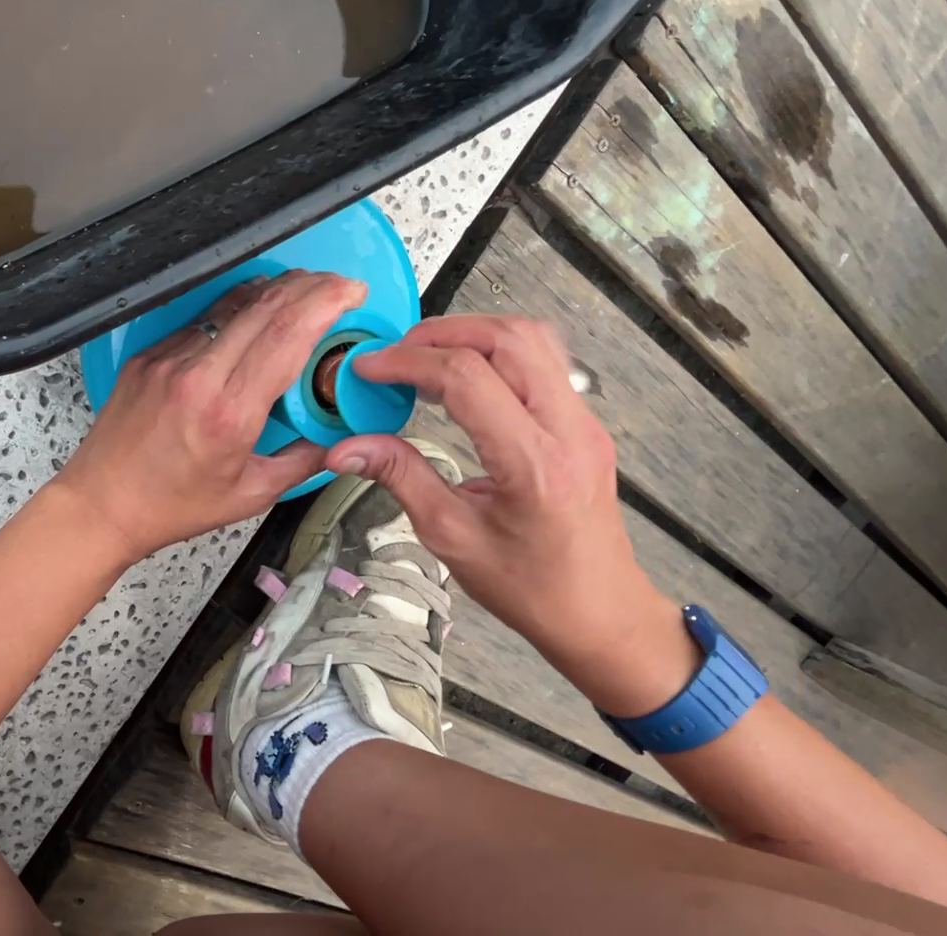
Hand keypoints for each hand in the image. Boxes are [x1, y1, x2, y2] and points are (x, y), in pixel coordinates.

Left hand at [54, 271, 366, 561]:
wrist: (103, 503)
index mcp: (229, 412)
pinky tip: (252, 316)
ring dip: (273, 292)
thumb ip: (303, 461)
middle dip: (310, 285)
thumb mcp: (251, 493)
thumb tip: (336, 437)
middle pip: (264, 306)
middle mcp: (197, 376)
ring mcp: (168, 360)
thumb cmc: (171, 505)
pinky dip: (234, 313)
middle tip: (336, 285)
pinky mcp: (148, 356)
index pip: (287, 334)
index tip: (350, 292)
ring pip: (230, 306)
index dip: (326, 302)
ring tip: (302, 292)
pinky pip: (200, 322)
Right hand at [322, 315, 699, 715]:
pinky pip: (540, 361)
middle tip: (395, 354)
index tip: (368, 369)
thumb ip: (399, 476)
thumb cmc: (530, 587)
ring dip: (471, 334)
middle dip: (442, 333)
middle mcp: (568, 429)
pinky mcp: (582, 422)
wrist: (601, 613)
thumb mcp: (450, 536)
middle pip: (508, 338)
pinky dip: (493, 353)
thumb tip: (346, 448)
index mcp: (533, 463)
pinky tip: (459, 378)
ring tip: (423, 358)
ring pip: (531, 339)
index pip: (467, 378)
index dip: (408, 363)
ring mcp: (583, 421)